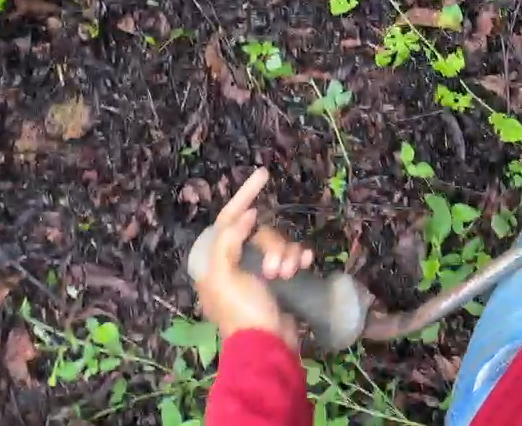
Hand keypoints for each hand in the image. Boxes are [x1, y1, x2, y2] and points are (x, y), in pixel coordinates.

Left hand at [195, 168, 314, 344]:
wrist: (267, 347)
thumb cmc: (242, 311)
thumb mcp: (224, 275)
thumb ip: (229, 239)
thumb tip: (247, 215)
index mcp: (215, 262)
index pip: (228, 218)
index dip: (244, 194)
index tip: (264, 173)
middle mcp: (234, 263)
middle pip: (259, 232)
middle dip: (273, 245)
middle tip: (276, 269)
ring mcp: (257, 272)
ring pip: (278, 243)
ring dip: (286, 254)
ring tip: (288, 274)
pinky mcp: (278, 280)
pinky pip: (292, 255)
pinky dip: (299, 256)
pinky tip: (305, 263)